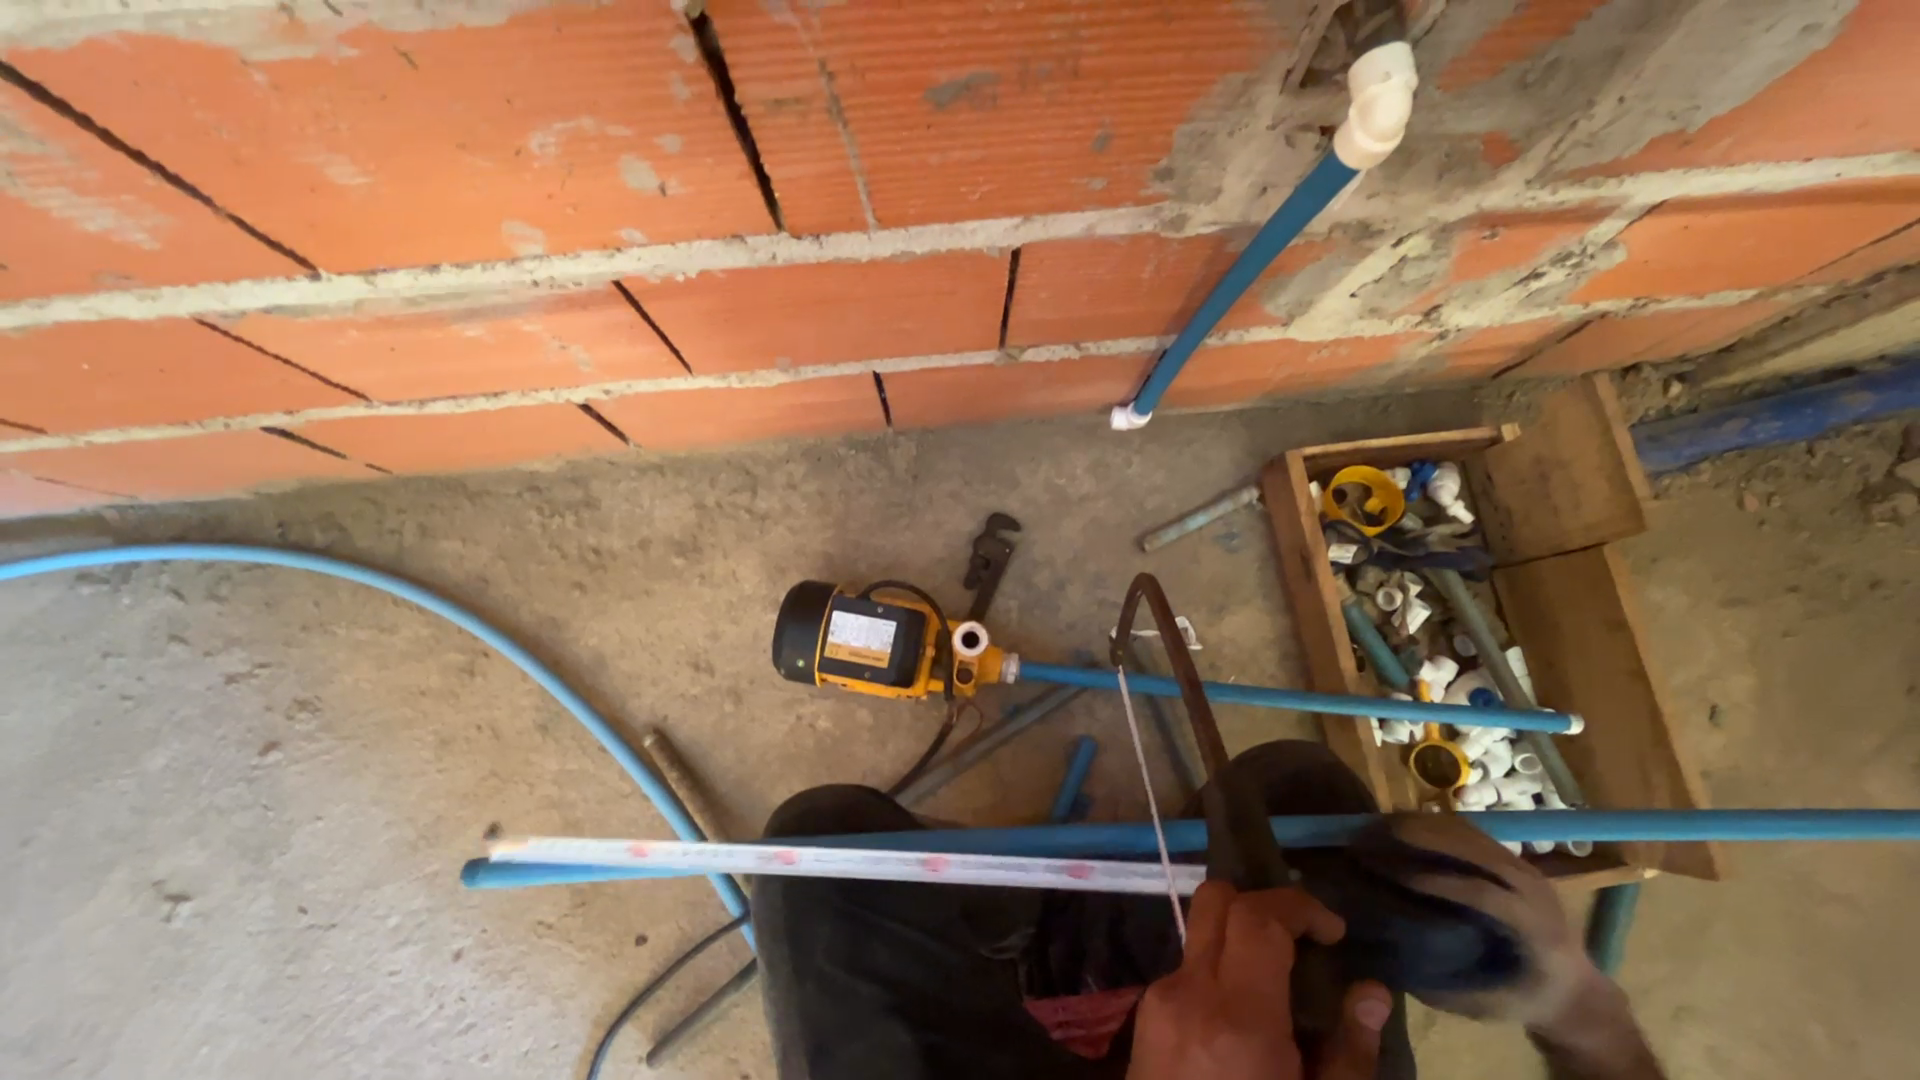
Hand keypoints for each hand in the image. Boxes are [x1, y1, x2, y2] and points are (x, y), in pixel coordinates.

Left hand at [1126, 881, 1394, 1079]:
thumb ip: (1349, 1054)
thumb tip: (1370, 991)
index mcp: (1236, 1016)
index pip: (1257, 916)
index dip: (1299, 906)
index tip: (1335, 930)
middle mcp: (1188, 992)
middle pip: (1214, 901)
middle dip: (1261, 901)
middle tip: (1305, 937)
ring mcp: (1158, 1003)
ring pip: (1198, 934)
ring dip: (1239, 938)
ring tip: (1283, 984)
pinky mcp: (1144, 1020)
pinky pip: (1188, 972)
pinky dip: (1220, 971)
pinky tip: (1247, 1019)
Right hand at [1377, 814, 1605, 1032]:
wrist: (1578, 989)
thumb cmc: (1532, 1000)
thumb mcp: (1494, 1006)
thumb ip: (1449, 990)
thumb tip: (1391, 964)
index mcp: (1535, 926)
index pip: (1481, 891)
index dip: (1433, 879)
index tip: (1386, 873)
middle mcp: (1532, 887)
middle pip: (1473, 847)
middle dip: (1416, 837)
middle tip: (1368, 837)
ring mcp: (1523, 866)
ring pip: (1467, 831)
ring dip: (1417, 824)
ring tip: (1374, 828)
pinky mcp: (1511, 856)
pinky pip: (1467, 830)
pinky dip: (1428, 824)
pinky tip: (1397, 827)